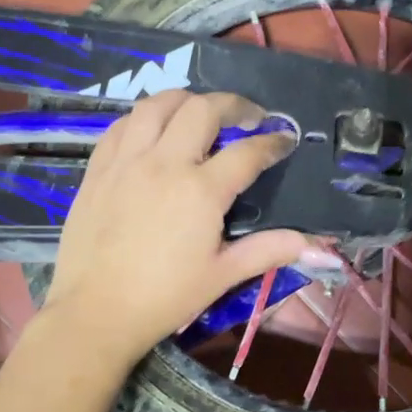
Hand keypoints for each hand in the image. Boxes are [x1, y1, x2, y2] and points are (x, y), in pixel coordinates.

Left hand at [43, 90, 339, 363]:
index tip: (285, 140)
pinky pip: (123, 125)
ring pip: (157, 104)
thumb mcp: (222, 275)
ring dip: (186, 99)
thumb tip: (314, 246)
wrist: (97, 311)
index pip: (247, 152)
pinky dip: (145, 118)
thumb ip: (267, 251)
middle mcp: (164, 163)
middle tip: (249, 116)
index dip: (272, 142)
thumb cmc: (165, 298)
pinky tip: (154, 130)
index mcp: (201, 190)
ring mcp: (126, 161)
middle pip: (203, 110)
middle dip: (233, 105)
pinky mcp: (98, 169)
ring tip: (200, 111)